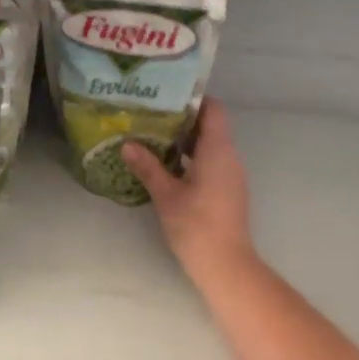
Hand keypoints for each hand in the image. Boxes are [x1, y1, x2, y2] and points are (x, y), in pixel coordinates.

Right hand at [122, 99, 251, 273]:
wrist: (225, 263)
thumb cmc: (195, 225)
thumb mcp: (166, 195)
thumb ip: (148, 167)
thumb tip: (128, 144)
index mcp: (218, 150)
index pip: (213, 110)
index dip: (193, 99)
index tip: (166, 96)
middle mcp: (229, 157)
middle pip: (210, 127)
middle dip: (182, 120)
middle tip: (150, 115)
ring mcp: (231, 175)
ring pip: (209, 146)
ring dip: (184, 141)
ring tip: (153, 138)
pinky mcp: (227, 191)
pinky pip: (210, 163)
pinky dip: (190, 159)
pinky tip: (166, 166)